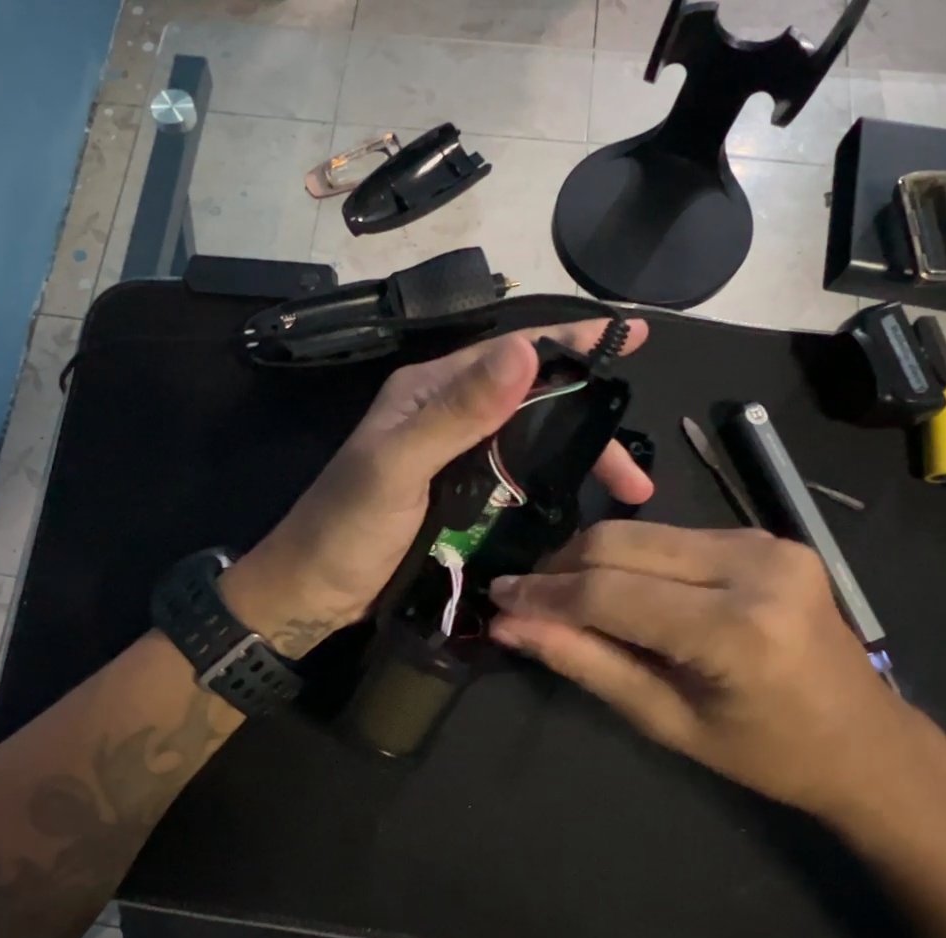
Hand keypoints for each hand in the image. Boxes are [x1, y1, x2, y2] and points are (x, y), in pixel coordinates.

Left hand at [222, 320, 653, 657]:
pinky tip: (580, 506)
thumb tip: (525, 350)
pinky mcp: (455, 498)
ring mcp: (451, 459)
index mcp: (428, 392)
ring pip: (528, 442)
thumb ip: (457, 412)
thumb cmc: (344, 527)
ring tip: (626, 491)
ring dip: (574, 458)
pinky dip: (548, 487)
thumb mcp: (397, 466)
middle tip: (635, 467)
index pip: (511, 355)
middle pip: (530, 400)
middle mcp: (444, 416)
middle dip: (588, 418)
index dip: (572, 343)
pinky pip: (513, 481)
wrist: (310, 593)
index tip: (633, 336)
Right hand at [485, 522, 945, 823]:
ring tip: (561, 595)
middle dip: (560, 568)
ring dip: (591, 558)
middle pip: (621, 544)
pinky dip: (631, 558)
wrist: (867, 741)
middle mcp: (756, 567)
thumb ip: (586, 664)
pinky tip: (616, 588)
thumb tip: (508, 626)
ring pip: (641, 531)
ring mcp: (767, 542)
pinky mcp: (767, 535)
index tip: (496, 599)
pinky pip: (672, 536)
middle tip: (522, 599)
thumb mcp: (666, 721)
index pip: (610, 592)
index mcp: (738, 629)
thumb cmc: (766, 753)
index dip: (543, 594)